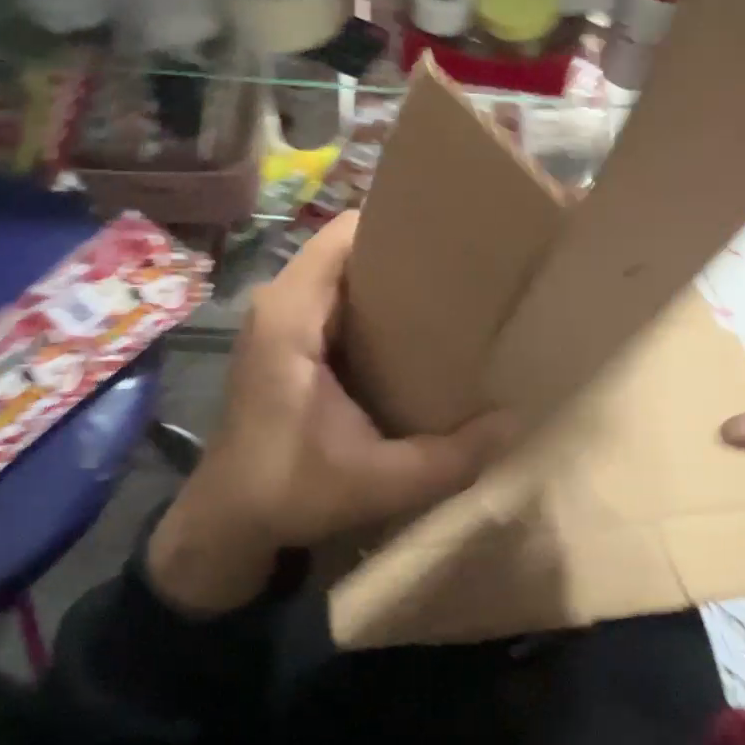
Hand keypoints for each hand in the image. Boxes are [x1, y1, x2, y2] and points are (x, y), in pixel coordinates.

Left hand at [148, 212, 515, 614]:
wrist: (227, 520)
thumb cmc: (290, 492)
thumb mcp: (380, 481)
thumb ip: (451, 457)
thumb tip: (516, 422)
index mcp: (291, 315)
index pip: (345, 234)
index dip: (396, 225)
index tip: (451, 237)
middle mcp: (279, 302)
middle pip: (346, 245)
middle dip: (401, 250)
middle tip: (462, 267)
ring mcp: (277, 319)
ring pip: (340, 270)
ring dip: (387, 277)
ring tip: (446, 292)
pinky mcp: (282, 339)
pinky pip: (332, 296)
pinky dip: (370, 301)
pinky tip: (412, 329)